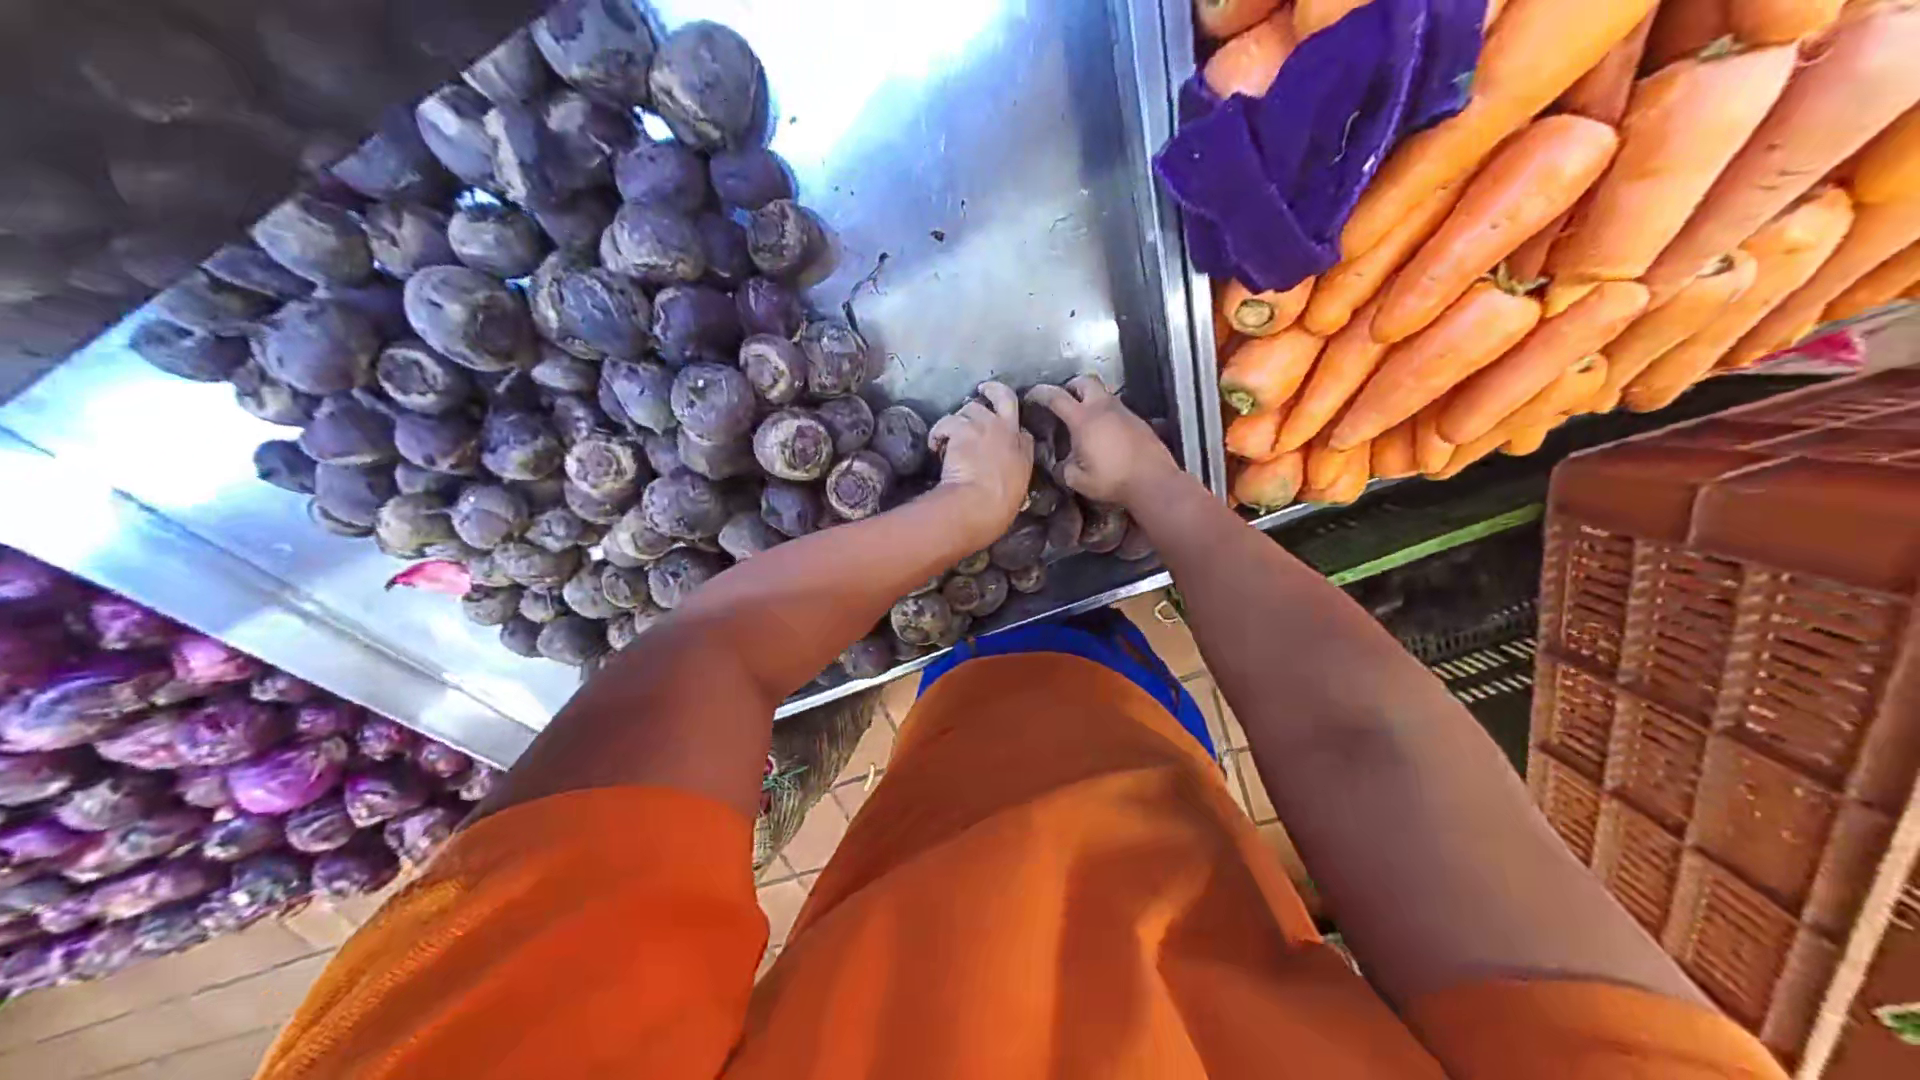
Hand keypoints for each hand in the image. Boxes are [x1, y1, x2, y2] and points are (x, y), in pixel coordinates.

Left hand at [928, 381, 1033, 545]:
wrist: (979, 504)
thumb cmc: (998, 508)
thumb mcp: (1016, 493)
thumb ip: (1012, 478)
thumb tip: (1005, 483)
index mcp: (1024, 451)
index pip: (1022, 431)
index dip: (1010, 427)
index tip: (1000, 432)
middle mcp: (1007, 431)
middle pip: (1003, 397)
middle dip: (993, 390)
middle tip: (982, 390)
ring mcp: (985, 426)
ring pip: (968, 408)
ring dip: (958, 420)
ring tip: (948, 437)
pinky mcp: (962, 428)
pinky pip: (946, 422)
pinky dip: (938, 434)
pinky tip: (934, 446)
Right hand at [1025, 375, 1181, 509]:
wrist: (1153, 481)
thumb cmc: (1112, 480)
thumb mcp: (1077, 480)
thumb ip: (1063, 468)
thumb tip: (1060, 464)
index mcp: (1084, 419)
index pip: (1057, 397)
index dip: (1041, 393)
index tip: (1032, 396)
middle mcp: (1104, 408)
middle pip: (1084, 381)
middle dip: (1070, 386)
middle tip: (1063, 401)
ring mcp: (1124, 412)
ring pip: (1103, 394)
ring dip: (1090, 400)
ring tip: (1082, 419)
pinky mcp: (1138, 421)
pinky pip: (1116, 409)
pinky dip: (1105, 414)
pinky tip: (1104, 434)